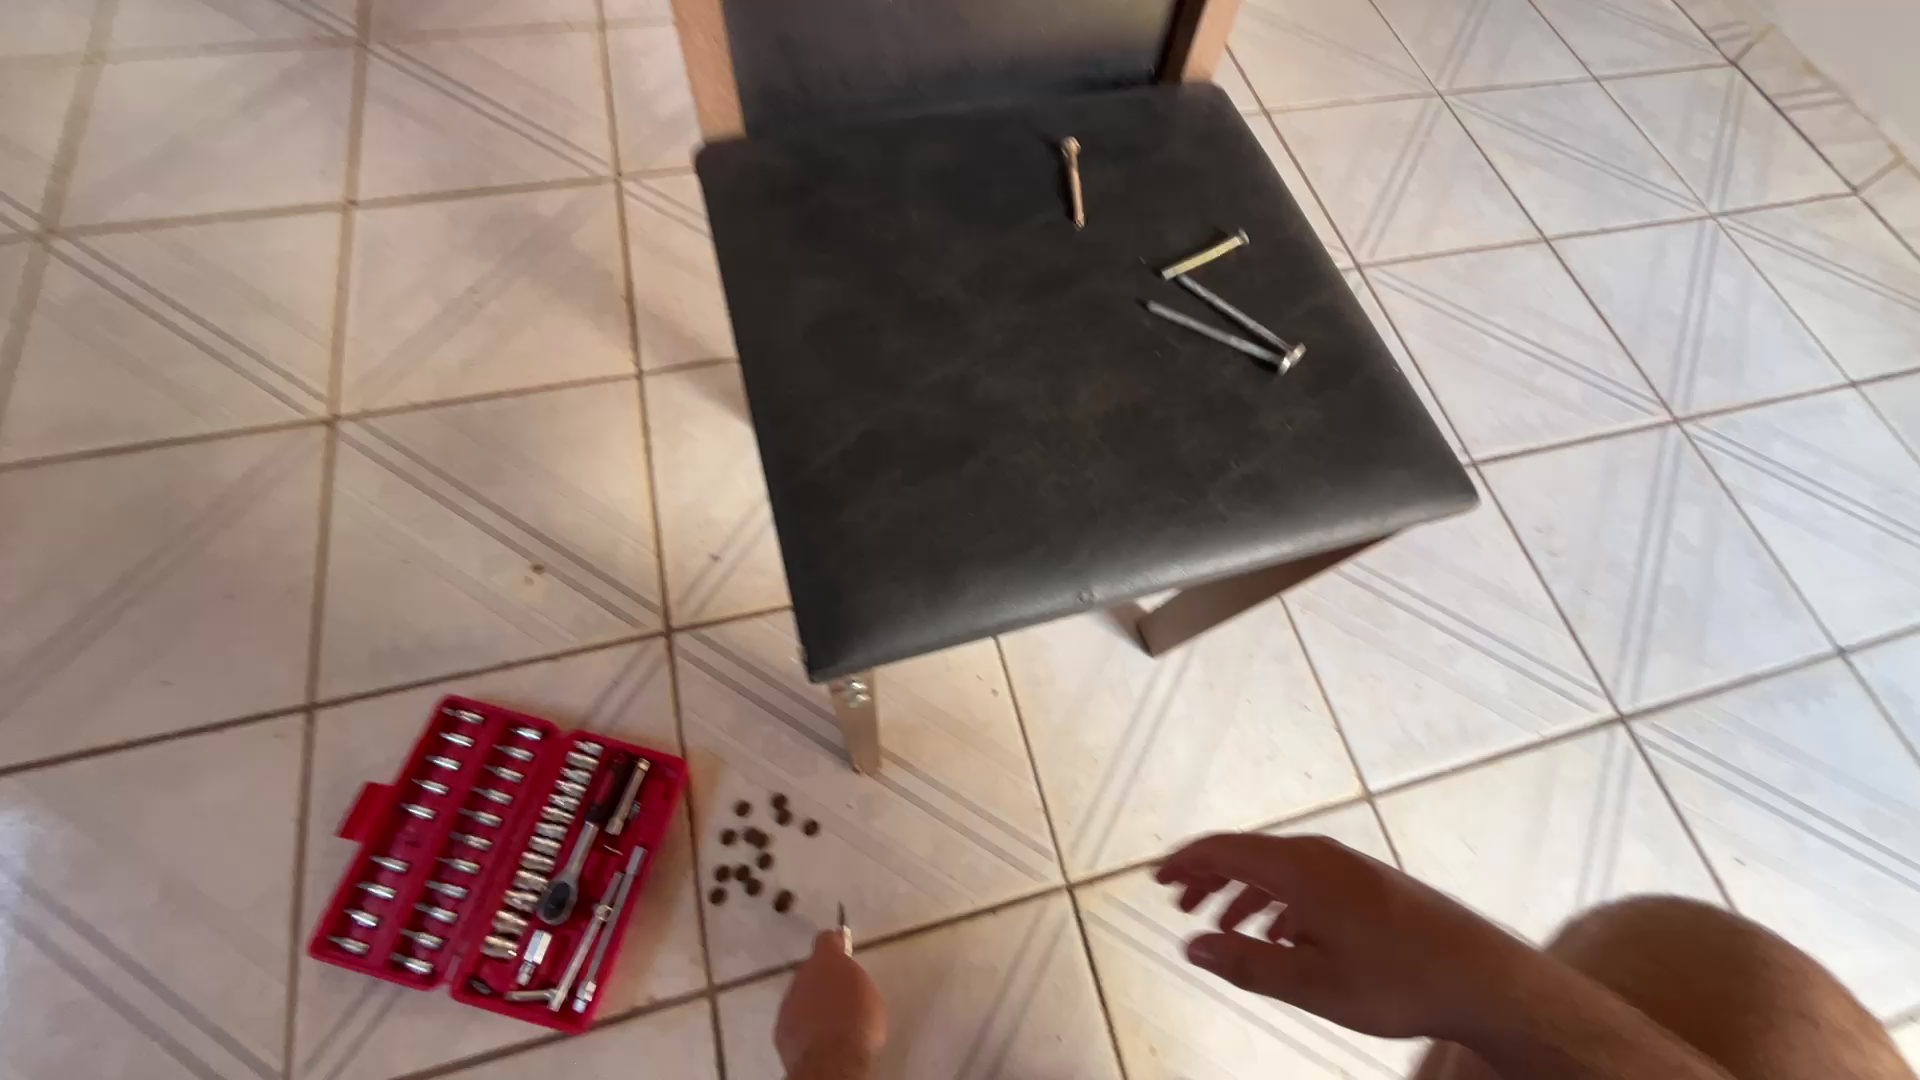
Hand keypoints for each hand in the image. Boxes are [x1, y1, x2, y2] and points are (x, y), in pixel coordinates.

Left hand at [775, 932, 887, 1076]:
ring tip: (829, 1022)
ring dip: (812, 1003)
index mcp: (828, 961)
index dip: (835, 944)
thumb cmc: (859, 1023)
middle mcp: (803, 975)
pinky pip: (794, 1020)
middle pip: (812, 970)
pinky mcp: (780, 1029)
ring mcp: (788, 1002)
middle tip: (839, 996)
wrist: (833, 1062)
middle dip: (822, 979)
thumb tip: (848, 983)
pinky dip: (803, 1026)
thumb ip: (854, 981)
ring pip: (801, 996)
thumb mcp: (869, 994)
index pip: (826, 940)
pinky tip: (816, 1039)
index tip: (842, 946)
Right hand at [1155, 833, 1538, 1040]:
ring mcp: (1343, 864)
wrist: (1489, 981)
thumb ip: (1245, 962)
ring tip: (1224, 925)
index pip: (1222, 849)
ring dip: (1241, 891)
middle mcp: (1315, 853)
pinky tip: (1280, 937)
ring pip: (1274, 867)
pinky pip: (1303, 878)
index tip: (1156, 879)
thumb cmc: (1395, 981)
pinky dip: (1276, 900)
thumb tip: (1190, 945)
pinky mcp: (1366, 880)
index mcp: (1296, 867)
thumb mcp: (1311, 983)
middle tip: (1180, 905)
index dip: (1184, 862)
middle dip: (1208, 876)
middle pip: (1245, 853)